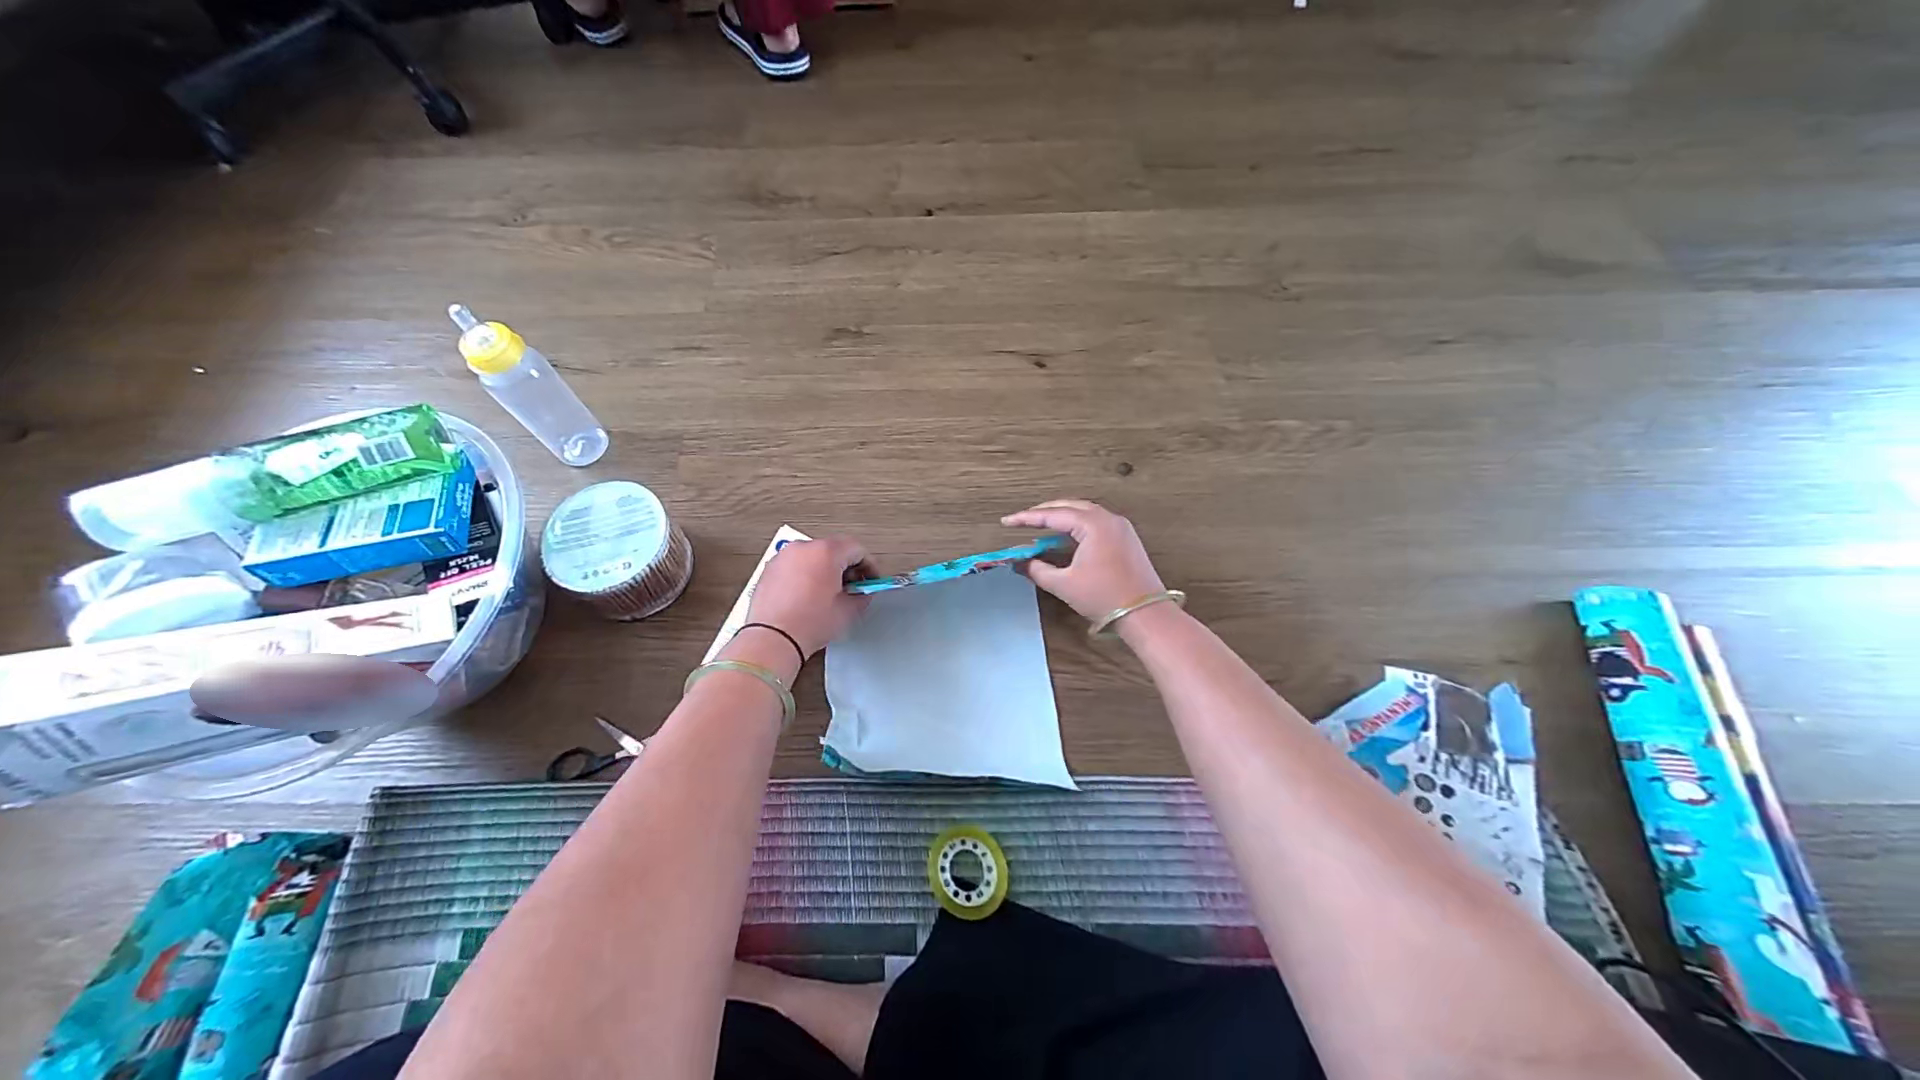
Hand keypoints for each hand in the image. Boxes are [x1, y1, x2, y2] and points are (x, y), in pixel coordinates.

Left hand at [745, 536, 873, 657]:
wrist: (772, 639)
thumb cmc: (805, 624)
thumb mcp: (848, 611)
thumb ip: (862, 596)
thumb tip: (861, 593)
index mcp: (826, 552)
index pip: (857, 549)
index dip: (869, 566)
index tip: (870, 579)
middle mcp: (803, 548)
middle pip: (835, 549)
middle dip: (847, 567)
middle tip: (853, 587)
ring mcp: (784, 557)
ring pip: (814, 556)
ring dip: (826, 570)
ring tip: (829, 594)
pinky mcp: (770, 569)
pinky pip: (796, 565)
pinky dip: (806, 574)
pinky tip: (809, 596)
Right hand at [1001, 500, 1166, 619]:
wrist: (1145, 614)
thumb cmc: (1105, 597)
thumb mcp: (1064, 584)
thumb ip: (1038, 570)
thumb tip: (1020, 563)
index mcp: (1093, 524)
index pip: (1053, 514)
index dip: (1026, 518)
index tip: (1007, 521)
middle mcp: (1109, 519)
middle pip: (1069, 506)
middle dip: (1044, 512)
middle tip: (1022, 520)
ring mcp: (1120, 527)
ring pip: (1084, 512)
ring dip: (1061, 517)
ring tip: (1040, 527)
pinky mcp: (1126, 539)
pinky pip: (1096, 523)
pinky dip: (1076, 526)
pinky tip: (1064, 537)